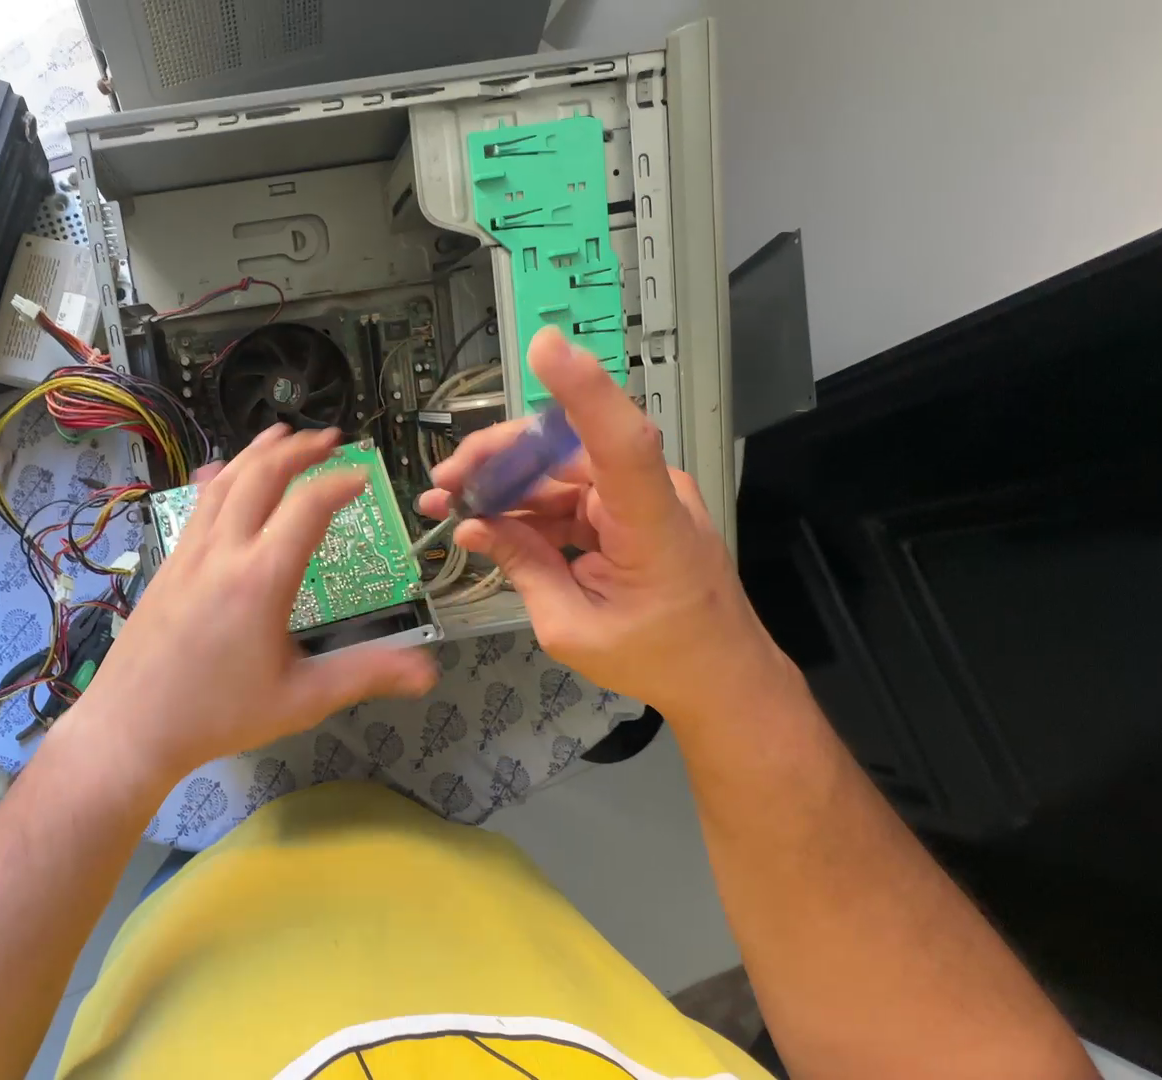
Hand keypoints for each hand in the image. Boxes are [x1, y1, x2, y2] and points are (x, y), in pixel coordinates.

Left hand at [72, 425, 437, 781]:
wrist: (132, 726)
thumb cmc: (220, 715)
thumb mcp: (300, 700)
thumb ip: (364, 675)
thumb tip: (428, 673)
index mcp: (261, 579)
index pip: (307, 507)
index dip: (340, 482)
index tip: (364, 474)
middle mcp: (223, 552)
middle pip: (261, 477)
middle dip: (299, 450)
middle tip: (330, 438)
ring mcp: (188, 554)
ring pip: (224, 482)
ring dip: (257, 452)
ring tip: (282, 434)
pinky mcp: (168, 564)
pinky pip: (198, 505)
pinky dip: (221, 478)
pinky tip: (223, 474)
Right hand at [419, 326, 787, 720]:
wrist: (718, 676)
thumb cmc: (657, 659)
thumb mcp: (572, 627)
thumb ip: (522, 569)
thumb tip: (472, 528)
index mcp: (651, 525)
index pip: (622, 441)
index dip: (583, 391)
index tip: (544, 347)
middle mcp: (647, 494)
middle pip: (564, 452)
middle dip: (495, 461)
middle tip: (442, 484)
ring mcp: (635, 498)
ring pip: (556, 472)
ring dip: (500, 485)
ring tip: (447, 503)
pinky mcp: (625, 510)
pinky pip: (566, 497)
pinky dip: (524, 507)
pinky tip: (483, 519)